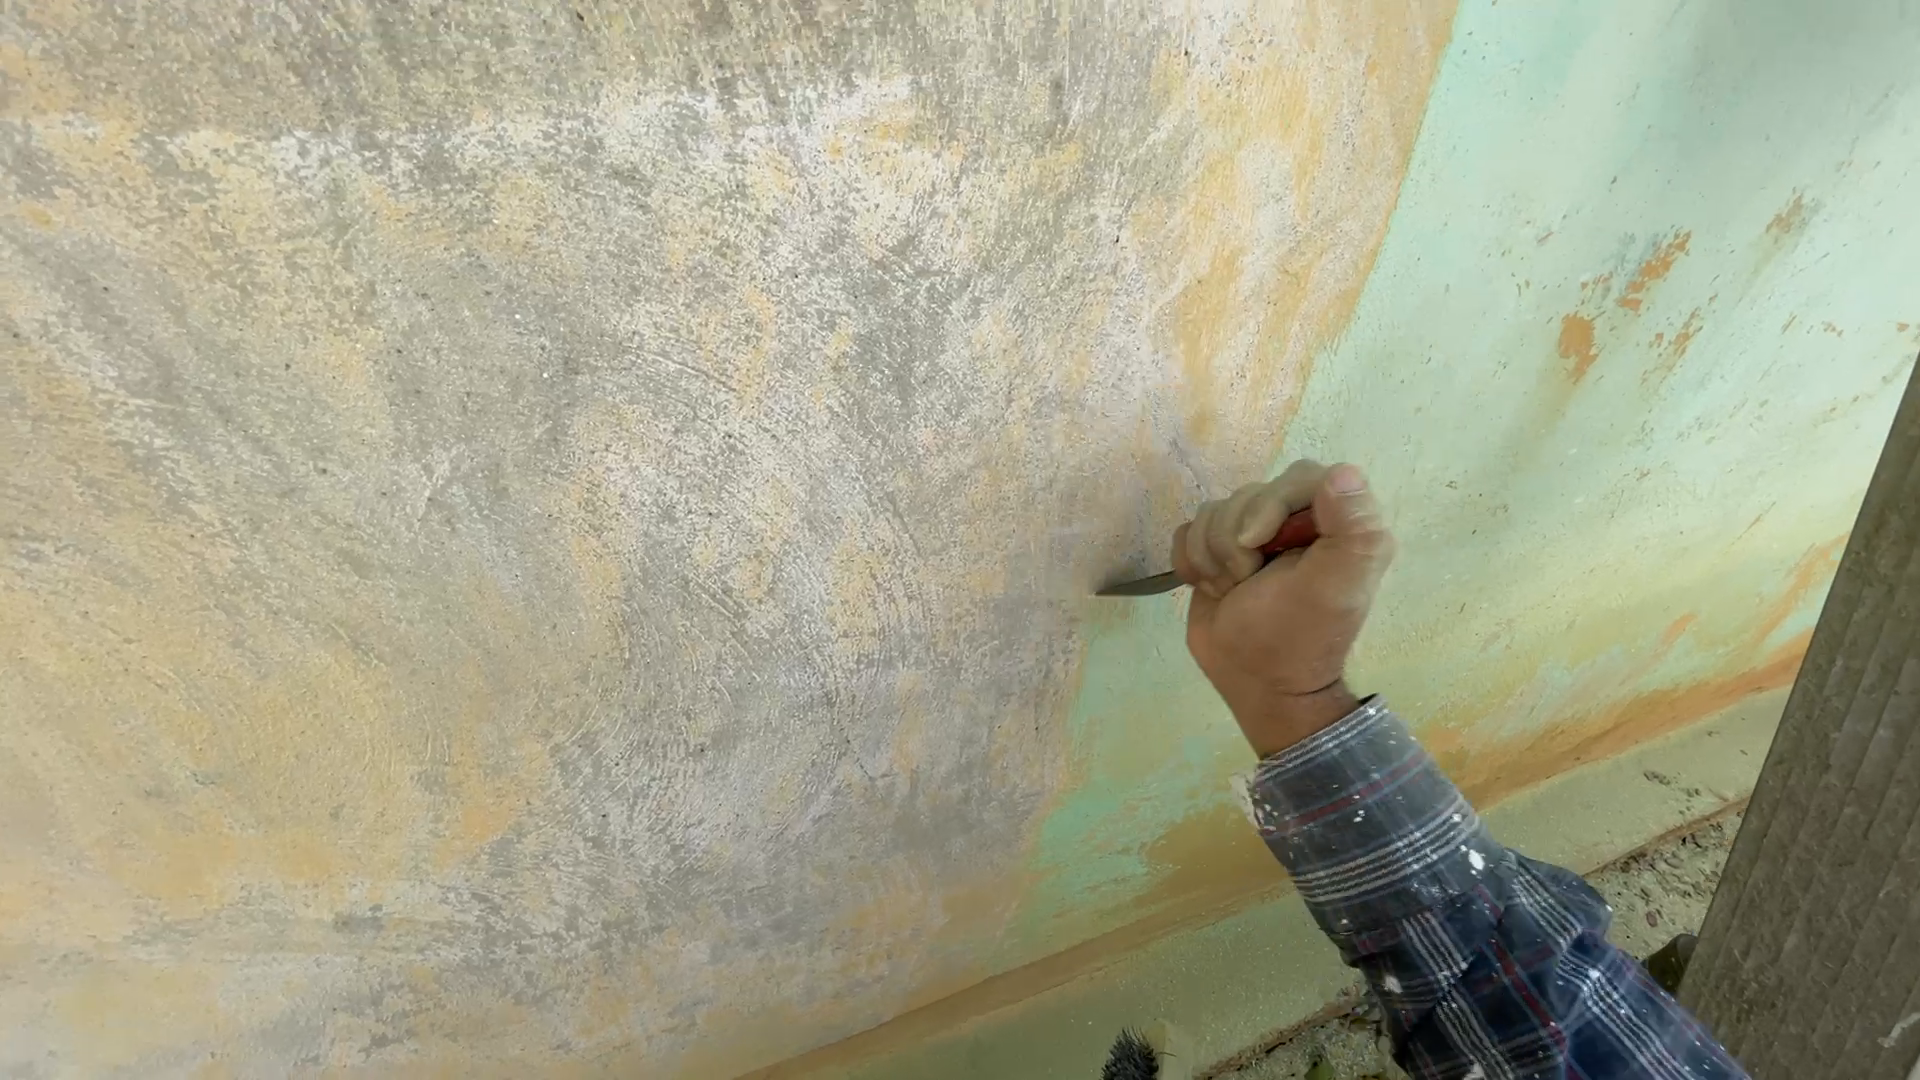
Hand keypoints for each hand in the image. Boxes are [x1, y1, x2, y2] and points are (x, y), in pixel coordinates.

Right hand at [1172, 461, 1394, 755]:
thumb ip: (1350, 529)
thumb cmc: (1295, 637)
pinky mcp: (1215, 549)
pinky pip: (1187, 530)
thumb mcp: (1331, 587)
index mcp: (1338, 522)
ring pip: (1211, 512)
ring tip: (1232, 590)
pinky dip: (1190, 562)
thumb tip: (1342, 472)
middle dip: (1232, 542)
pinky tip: (1209, 587)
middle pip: (1245, 494)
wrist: (1253, 681)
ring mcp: (1252, 533)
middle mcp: (1296, 520)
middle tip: (1247, 582)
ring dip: (1211, 558)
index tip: (1257, 546)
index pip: (1296, 478)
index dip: (1266, 507)